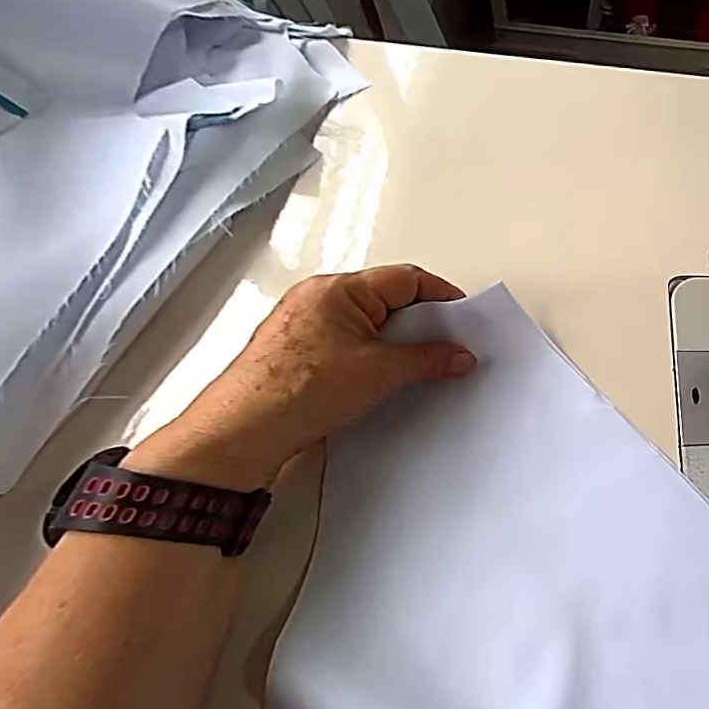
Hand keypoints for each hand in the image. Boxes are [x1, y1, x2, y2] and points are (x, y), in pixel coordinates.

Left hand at [126, 265, 476, 487]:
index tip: (462, 317)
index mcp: (338, 289)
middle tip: (446, 346)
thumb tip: (455, 355)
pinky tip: (383, 381)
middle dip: (421, 322)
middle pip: (387, 299)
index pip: (405, 279)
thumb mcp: (379, 372)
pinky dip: (373, 357)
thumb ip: (427, 360)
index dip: (441, 295)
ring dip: (396, 343)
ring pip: (367, 324)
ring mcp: (307, 325)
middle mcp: (319, 299)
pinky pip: (349, 343)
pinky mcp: (301, 351)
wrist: (245, 430)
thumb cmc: (293, 391)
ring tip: (416, 368)